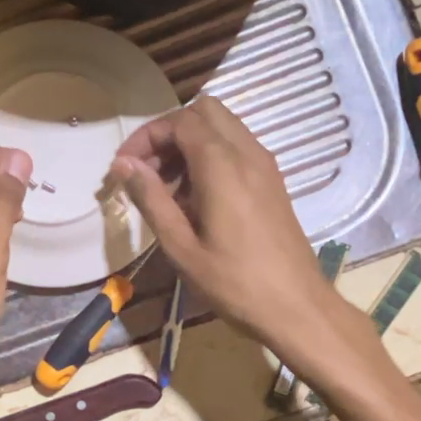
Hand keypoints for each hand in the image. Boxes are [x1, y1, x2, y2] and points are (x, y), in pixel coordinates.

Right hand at [110, 97, 361, 355]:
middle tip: (146, 169)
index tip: (123, 167)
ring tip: (164, 187)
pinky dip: (209, 156)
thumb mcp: (181, 246)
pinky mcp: (272, 181)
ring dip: (188, 143)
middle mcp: (247, 154)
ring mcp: (265, 166)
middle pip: (204, 112)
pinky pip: (236, 148)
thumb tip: (123, 165)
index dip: (146, 136)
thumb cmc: (234, 283)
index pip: (179, 122)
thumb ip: (151, 198)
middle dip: (168, 132)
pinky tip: (193, 198)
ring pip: (222, 127)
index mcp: (222, 166)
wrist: (297, 308)